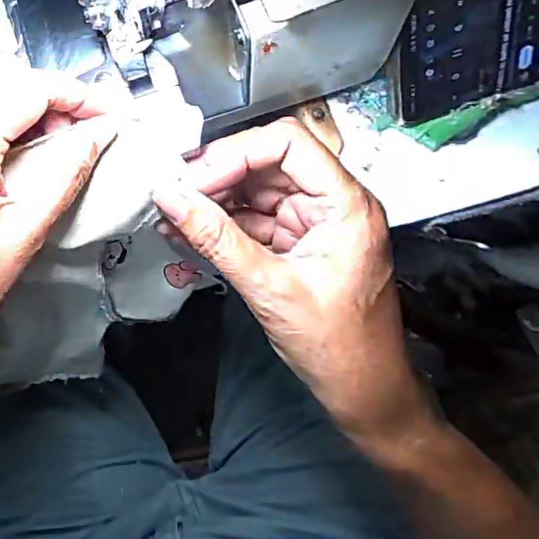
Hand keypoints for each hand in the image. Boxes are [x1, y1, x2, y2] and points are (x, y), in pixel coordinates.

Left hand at [0, 61, 121, 440]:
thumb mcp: (23, 235)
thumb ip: (65, 170)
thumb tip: (97, 132)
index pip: (26, 88)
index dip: (75, 94)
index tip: (104, 112)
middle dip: (46, 95)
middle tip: (79, 129)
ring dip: (15, 102)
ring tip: (48, 139)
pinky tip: (6, 148)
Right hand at [150, 118, 436, 454]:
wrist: (364, 394)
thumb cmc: (344, 349)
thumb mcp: (270, 288)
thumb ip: (217, 238)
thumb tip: (174, 199)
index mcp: (346, 205)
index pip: (288, 144)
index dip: (238, 152)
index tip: (199, 176)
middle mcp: (331, 204)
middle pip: (266, 162)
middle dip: (217, 176)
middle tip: (177, 193)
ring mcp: (311, 222)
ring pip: (253, 189)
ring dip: (212, 199)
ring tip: (175, 212)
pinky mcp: (293, 241)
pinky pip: (249, 218)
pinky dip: (219, 223)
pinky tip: (188, 229)